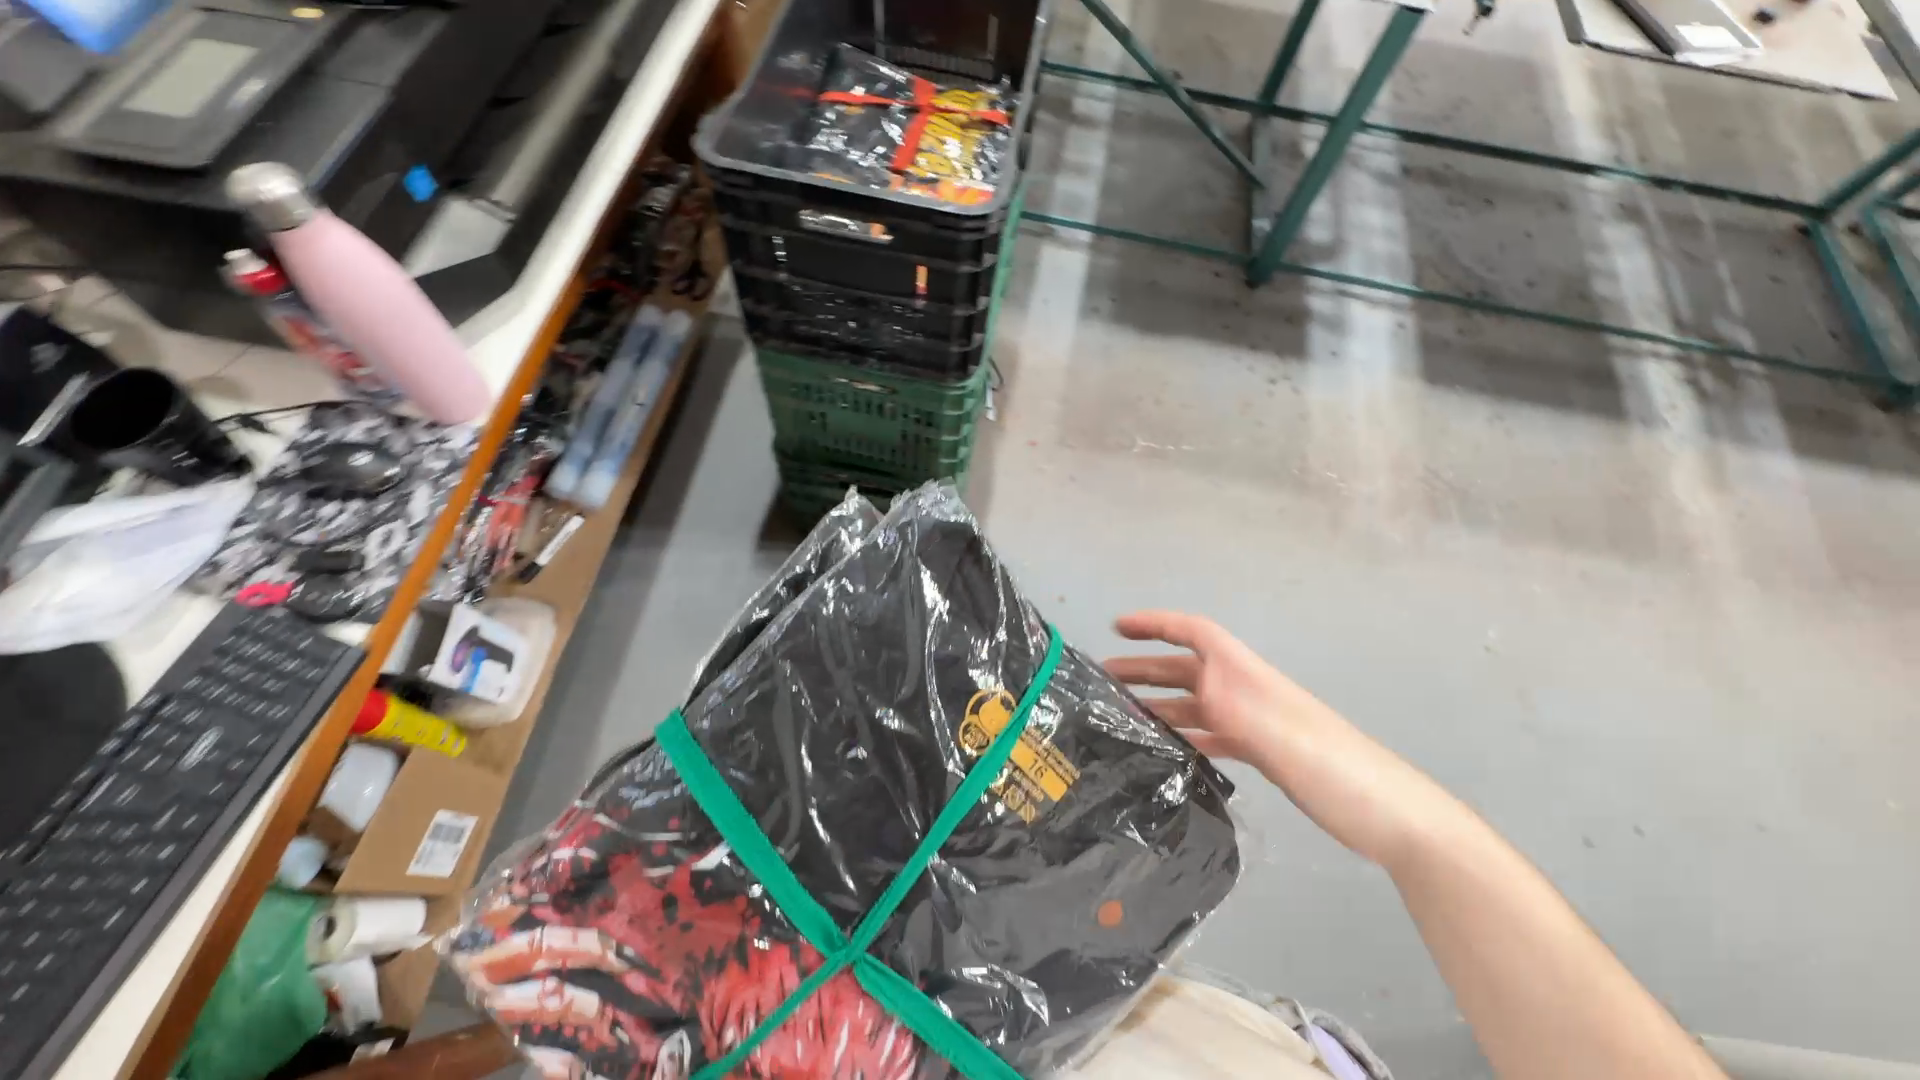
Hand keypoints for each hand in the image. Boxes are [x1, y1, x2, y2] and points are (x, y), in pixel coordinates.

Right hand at [1105, 611, 1462, 868]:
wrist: (1388, 814)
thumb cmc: (1334, 769)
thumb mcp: (1279, 736)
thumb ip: (1236, 711)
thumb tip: (1191, 690)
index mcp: (1249, 678)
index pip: (1197, 634)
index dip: (1157, 624)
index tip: (1118, 626)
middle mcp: (1247, 693)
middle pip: (1189, 668)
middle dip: (1146, 665)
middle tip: (1103, 677)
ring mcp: (1255, 724)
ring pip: (1196, 702)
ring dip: (1159, 701)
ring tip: (1120, 714)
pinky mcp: (1262, 754)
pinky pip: (1212, 734)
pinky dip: (1184, 734)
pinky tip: (1164, 747)